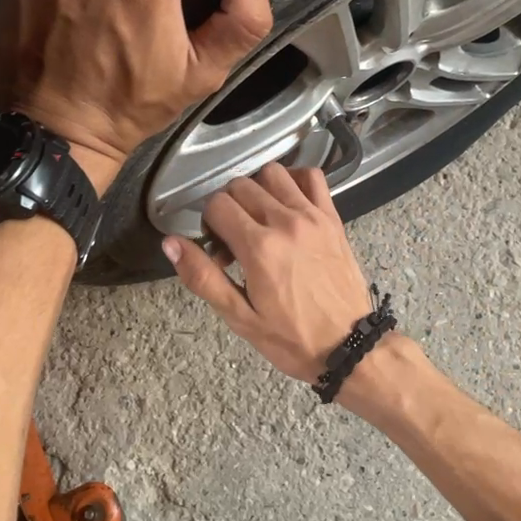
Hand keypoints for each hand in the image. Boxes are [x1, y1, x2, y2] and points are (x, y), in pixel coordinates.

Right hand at [162, 164, 376, 384]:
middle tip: (235, 240)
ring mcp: (312, 216)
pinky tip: (288, 202)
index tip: (218, 249)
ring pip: (272, 174)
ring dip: (258, 189)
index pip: (217, 205)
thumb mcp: (240, 318)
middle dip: (229, 207)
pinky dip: (295, 180)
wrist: (350, 346)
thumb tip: (170, 243)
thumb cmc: (292, 338)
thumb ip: (203, 277)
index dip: (209, 223)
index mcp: (259, 248)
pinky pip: (312, 177)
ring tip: (259, 219)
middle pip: (241, 186)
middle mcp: (285, 222)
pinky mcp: (332, 217)